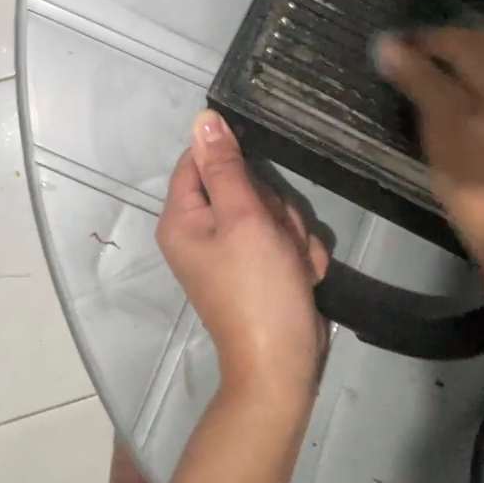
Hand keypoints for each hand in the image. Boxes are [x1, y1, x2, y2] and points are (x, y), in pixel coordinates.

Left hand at [157, 110, 329, 396]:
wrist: (284, 365)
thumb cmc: (257, 288)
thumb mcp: (243, 218)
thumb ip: (225, 166)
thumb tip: (202, 117)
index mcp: (183, 217)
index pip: (202, 159)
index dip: (235, 162)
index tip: (258, 181)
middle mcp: (202, 229)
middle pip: (244, 184)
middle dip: (274, 207)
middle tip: (276, 236)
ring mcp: (233, 249)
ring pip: (273, 210)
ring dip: (291, 233)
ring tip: (290, 263)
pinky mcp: (260, 265)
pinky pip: (284, 238)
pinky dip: (298, 254)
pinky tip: (300, 276)